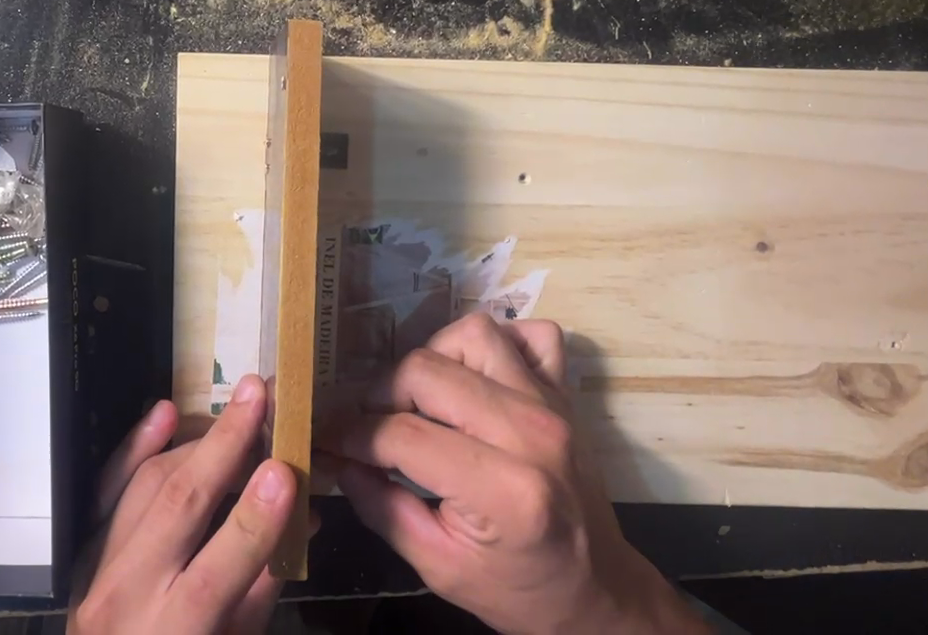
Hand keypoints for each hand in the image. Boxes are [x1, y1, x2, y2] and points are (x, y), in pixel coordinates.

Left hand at [71, 375, 294, 634]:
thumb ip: (263, 585)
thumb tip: (299, 515)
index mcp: (172, 634)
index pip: (216, 570)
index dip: (253, 520)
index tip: (284, 470)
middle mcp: (125, 594)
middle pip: (177, 505)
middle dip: (224, 445)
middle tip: (259, 395)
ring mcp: (94, 566)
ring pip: (147, 484)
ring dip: (196, 441)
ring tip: (238, 411)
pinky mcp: (80, 548)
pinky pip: (106, 487)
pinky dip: (136, 446)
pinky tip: (165, 413)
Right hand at [319, 315, 705, 634]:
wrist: (598, 593)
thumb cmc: (517, 589)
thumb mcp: (438, 567)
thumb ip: (379, 507)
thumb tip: (334, 458)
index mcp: (503, 491)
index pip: (401, 435)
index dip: (352, 435)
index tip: (329, 440)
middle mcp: (529, 432)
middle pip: (425, 372)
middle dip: (380, 396)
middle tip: (368, 425)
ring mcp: (551, 404)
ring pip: (470, 335)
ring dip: (433, 359)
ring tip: (422, 400)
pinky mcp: (563, 391)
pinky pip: (530, 333)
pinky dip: (496, 343)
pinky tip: (475, 377)